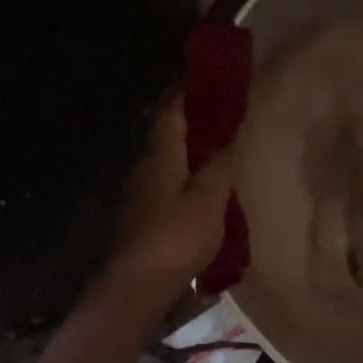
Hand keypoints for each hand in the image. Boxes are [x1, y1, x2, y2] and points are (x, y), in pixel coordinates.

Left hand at [107, 99, 236, 290]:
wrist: (137, 286)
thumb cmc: (175, 238)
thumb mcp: (209, 200)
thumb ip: (219, 166)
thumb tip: (226, 140)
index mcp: (159, 155)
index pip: (171, 109)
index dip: (187, 89)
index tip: (207, 76)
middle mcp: (143, 166)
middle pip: (166, 132)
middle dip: (190, 119)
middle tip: (220, 110)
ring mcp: (137, 193)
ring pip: (165, 159)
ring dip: (187, 148)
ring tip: (216, 146)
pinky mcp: (139, 216)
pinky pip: (165, 182)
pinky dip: (183, 173)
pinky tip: (200, 185)